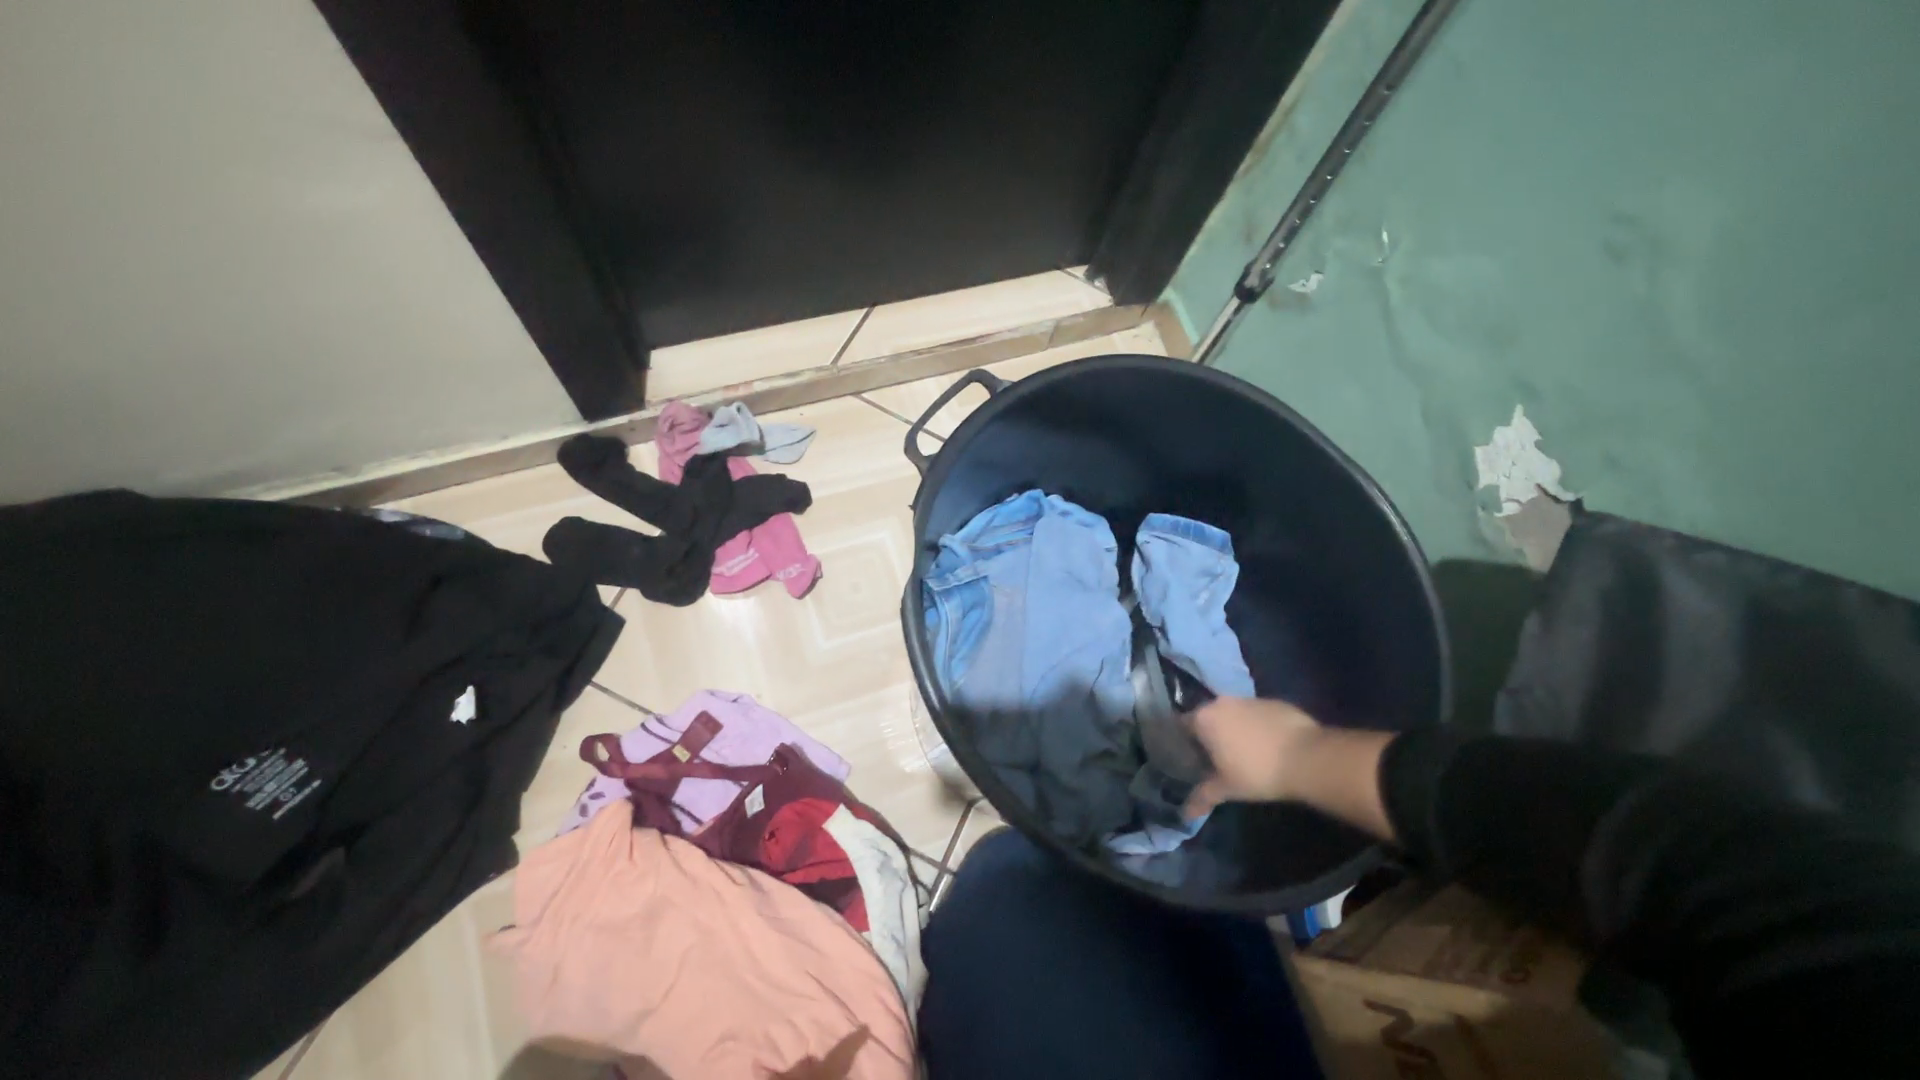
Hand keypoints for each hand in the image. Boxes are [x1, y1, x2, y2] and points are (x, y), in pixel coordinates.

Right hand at [1183, 697, 1322, 817]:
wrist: (1308, 758)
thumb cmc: (1258, 772)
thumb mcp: (1227, 789)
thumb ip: (1202, 797)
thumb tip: (1184, 814)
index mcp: (1204, 718)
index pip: (1182, 725)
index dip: (1184, 743)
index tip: (1189, 759)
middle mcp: (1222, 702)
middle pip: (1208, 718)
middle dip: (1209, 736)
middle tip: (1214, 759)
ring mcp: (1249, 699)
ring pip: (1233, 714)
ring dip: (1234, 729)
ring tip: (1242, 754)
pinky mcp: (1274, 702)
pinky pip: (1256, 714)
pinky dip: (1257, 727)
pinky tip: (1267, 747)